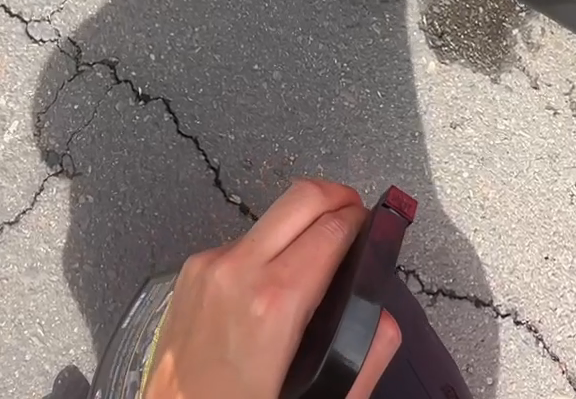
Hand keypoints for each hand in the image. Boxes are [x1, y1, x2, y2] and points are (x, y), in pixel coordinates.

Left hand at [142, 179, 401, 398]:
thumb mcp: (318, 398)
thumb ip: (364, 359)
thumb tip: (384, 315)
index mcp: (274, 304)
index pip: (332, 228)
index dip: (360, 219)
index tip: (373, 225)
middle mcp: (238, 270)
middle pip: (302, 196)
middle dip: (337, 196)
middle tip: (355, 215)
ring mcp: (210, 264)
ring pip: (271, 215)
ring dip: (302, 221)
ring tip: (320, 250)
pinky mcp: (191, 267)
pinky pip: (244, 240)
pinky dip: (268, 247)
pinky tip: (274, 278)